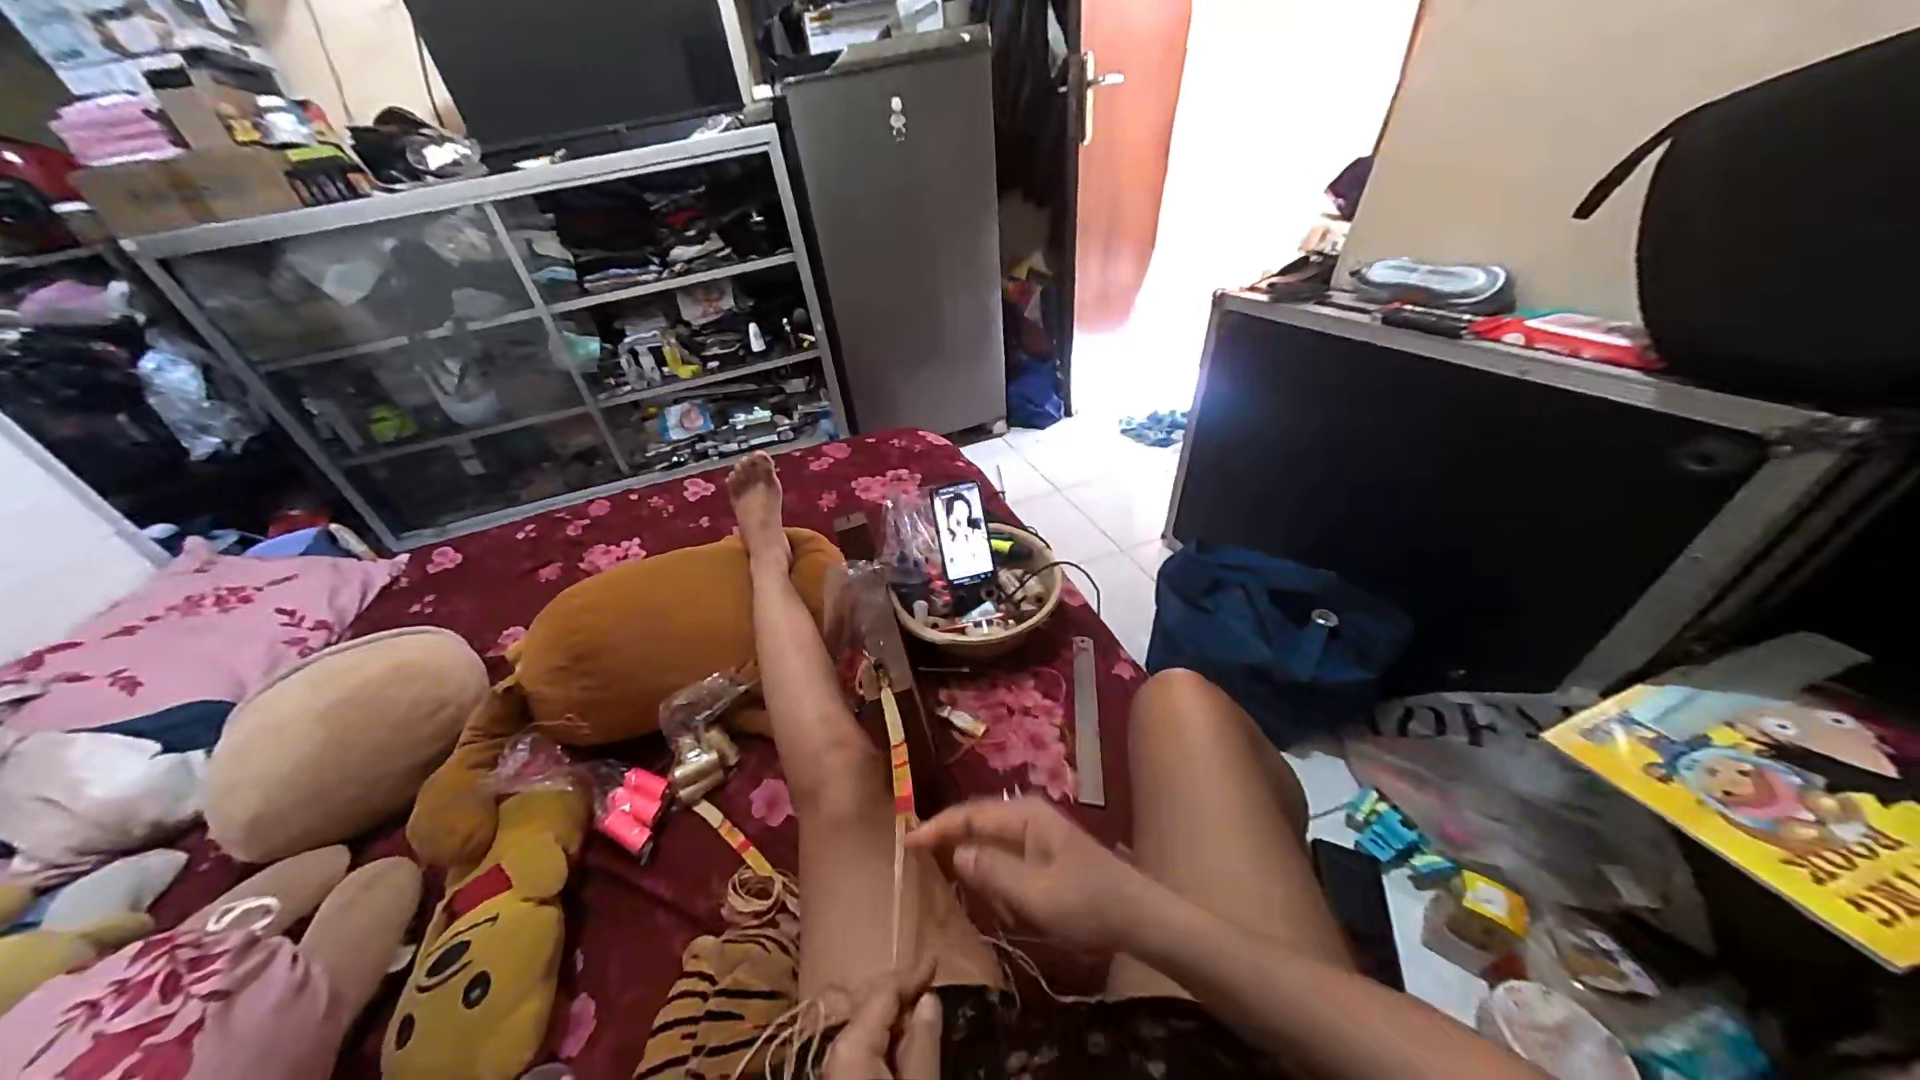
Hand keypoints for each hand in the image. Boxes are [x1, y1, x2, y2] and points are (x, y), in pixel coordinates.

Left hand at [821, 963, 941, 1079]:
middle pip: (871, 1003)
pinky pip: (861, 1047)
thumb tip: (929, 1000)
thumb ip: (923, 1043)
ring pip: (866, 1026)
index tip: (934, 959)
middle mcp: (836, 1047)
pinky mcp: (837, 1079)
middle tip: (928, 982)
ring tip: (918, 1008)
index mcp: (852, 1042)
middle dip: (900, 992)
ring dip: (893, 1015)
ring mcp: (833, 1066)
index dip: (912, 974)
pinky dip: (883, 1036)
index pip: (884, 991)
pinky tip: (899, 1040)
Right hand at [907, 797, 1152, 951]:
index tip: (906, 841)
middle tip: (919, 858)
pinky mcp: (1046, 852)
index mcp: (1025, 816)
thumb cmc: (1088, 905)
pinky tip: (1001, 901)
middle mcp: (1029, 815)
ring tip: (964, 885)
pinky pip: (1007, 857)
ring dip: (977, 865)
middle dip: (951, 840)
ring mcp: (1039, 833)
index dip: (936, 827)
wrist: (1140, 917)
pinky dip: (996, 877)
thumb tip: (956, 852)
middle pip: (977, 822)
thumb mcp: (1035, 895)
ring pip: (991, 842)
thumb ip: (992, 872)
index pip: (969, 815)